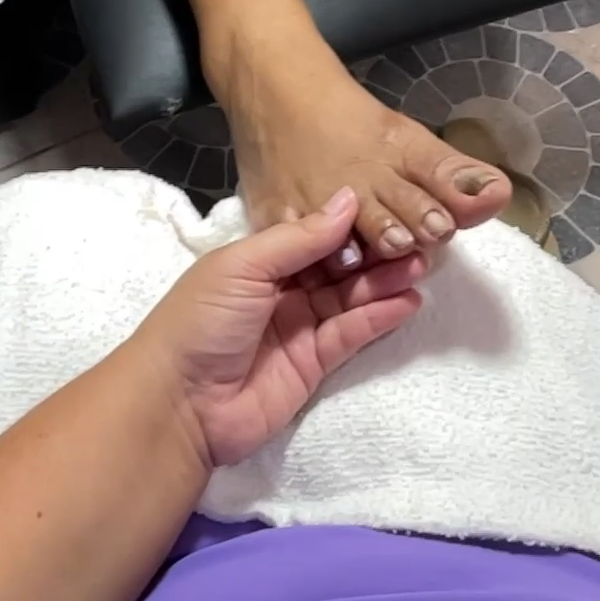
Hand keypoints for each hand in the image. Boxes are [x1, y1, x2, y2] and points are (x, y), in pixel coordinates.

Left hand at [125, 187, 425, 467]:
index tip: (389, 207)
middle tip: (417, 238)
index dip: (348, 225)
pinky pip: (350, 334)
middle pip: (335, 266)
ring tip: (420, 265)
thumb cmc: (202, 319)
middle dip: (373, 253)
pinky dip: (378, 317)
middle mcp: (280, 290)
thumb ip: (299, 237)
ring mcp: (298, 327)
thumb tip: (348, 198)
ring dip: (383, 283)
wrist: (179, 403)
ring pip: (348, 298)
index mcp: (257, 260)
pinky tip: (408, 301)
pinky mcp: (313, 365)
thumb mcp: (243, 265)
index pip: (312, 236)